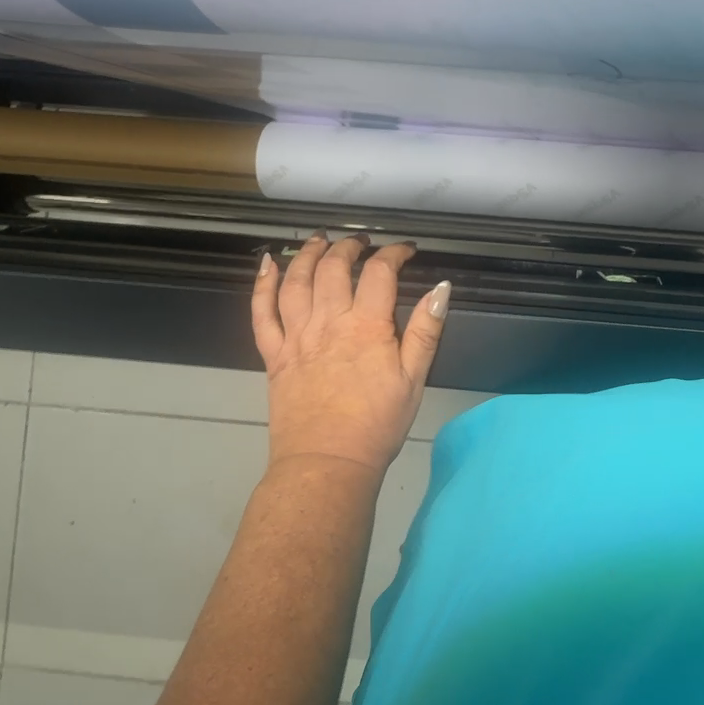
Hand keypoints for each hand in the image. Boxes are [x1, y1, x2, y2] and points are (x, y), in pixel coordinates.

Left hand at [251, 232, 450, 473]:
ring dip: (307, 254)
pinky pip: (262, 313)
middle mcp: (328, 323)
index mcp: (366, 327)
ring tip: (318, 240)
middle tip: (360, 241)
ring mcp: (296, 337)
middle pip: (333, 268)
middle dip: (348, 247)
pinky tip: (266, 265)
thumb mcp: (414, 379)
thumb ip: (427, 330)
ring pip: (296, 281)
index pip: (380, 273)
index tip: (405, 250)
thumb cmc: (376, 425)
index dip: (394, 254)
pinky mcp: (274, 356)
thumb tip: (441, 288)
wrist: (327, 464)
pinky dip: (262, 285)